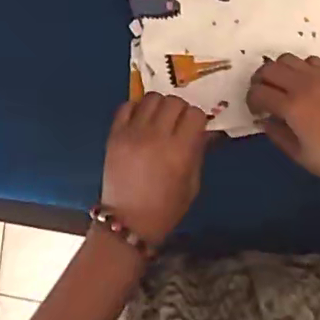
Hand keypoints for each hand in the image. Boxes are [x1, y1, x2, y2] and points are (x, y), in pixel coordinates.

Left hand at [98, 93, 213, 244]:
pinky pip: (127, 105)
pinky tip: (141, 121)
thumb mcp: (192, 183)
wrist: (127, 222)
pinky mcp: (114, 134)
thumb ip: (198, 152)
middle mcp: (156, 137)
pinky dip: (136, 108)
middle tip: (178, 122)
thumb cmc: (166, 208)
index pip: (195, 114)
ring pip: (151, 98)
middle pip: (174, 101)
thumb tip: (204, 130)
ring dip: (160, 105)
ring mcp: (132, 133)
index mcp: (179, 151)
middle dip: (181, 109)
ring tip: (159, 119)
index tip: (195, 127)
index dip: (198, 119)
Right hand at [248, 54, 319, 198]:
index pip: (258, 92)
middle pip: (268, 69)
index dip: (251, 101)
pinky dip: (301, 68)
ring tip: (283, 88)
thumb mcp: (300, 156)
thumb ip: (277, 134)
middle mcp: (304, 85)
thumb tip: (265, 120)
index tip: (257, 112)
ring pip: (287, 59)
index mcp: (292, 107)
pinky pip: (311, 61)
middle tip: (264, 98)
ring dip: (278, 71)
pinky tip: (306, 85)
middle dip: (260, 82)